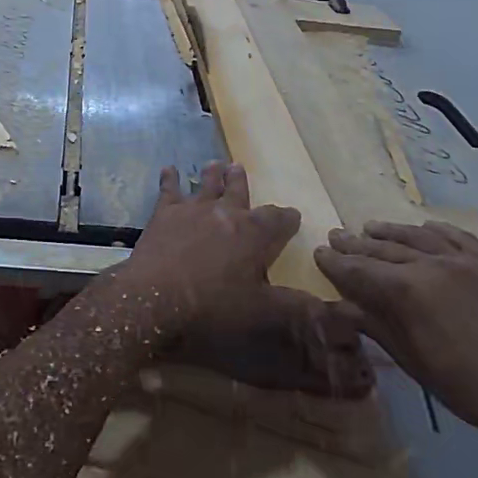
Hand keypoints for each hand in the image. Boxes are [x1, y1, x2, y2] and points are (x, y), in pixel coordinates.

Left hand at [122, 162, 299, 334]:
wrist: (155, 299)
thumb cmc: (213, 309)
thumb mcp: (261, 314)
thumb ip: (292, 308)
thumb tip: (321, 307)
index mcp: (254, 234)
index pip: (278, 220)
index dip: (287, 218)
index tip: (292, 215)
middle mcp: (226, 213)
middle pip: (238, 192)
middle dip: (240, 181)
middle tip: (239, 167)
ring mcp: (193, 210)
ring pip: (206, 186)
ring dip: (212, 175)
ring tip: (214, 163)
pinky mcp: (164, 214)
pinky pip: (169, 191)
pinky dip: (170, 179)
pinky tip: (169, 169)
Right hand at [315, 221, 477, 437]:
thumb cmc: (471, 389)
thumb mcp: (416, 363)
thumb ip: (379, 327)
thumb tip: (343, 306)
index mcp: (408, 291)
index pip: (361, 270)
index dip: (337, 263)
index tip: (320, 253)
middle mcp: (432, 264)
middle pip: (385, 248)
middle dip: (357, 244)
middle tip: (336, 235)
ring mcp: (465, 260)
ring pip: (418, 237)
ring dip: (391, 231)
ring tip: (370, 226)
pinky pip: (458, 237)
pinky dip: (437, 230)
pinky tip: (425, 227)